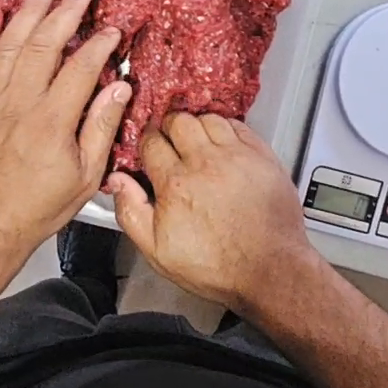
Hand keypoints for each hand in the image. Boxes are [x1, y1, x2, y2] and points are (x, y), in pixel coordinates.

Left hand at [0, 0, 131, 261]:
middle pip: (44, 44)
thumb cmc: (35, 208)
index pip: (81, 67)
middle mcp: (19, 102)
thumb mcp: (84, 178)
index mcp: (53, 120)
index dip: (99, 44)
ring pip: (9, 44)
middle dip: (65, 12)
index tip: (112, 30)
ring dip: (28, 13)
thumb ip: (100, 128)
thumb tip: (119, 88)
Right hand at [108, 112, 319, 313]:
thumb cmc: (216, 266)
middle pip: (179, 121)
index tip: (148, 148)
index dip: (146, 142)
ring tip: (196, 140)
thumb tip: (117, 182)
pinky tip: (223, 141)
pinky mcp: (262, 156)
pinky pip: (239, 126)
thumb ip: (131, 212)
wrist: (269, 269)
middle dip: (169, 127)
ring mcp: (236, 156)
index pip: (151, 142)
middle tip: (170, 139)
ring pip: (209, 118)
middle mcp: (205, 162)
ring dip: (198, 125)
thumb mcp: (158, 252)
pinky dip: (227, 127)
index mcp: (176, 183)